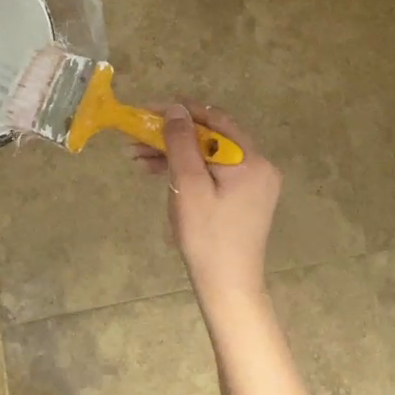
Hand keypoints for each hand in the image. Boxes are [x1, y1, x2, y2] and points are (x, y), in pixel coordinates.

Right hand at [132, 102, 282, 296]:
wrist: (227, 286)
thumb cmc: (206, 235)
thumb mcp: (188, 184)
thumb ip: (181, 142)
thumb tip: (175, 109)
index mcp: (250, 160)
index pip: (213, 119)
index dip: (178, 111)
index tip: (146, 112)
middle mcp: (258, 165)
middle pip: (209, 135)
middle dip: (171, 134)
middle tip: (136, 137)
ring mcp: (252, 182)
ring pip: (207, 153)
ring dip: (174, 151)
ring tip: (138, 156)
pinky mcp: (243, 196)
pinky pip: (212, 169)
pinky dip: (187, 167)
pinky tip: (158, 171)